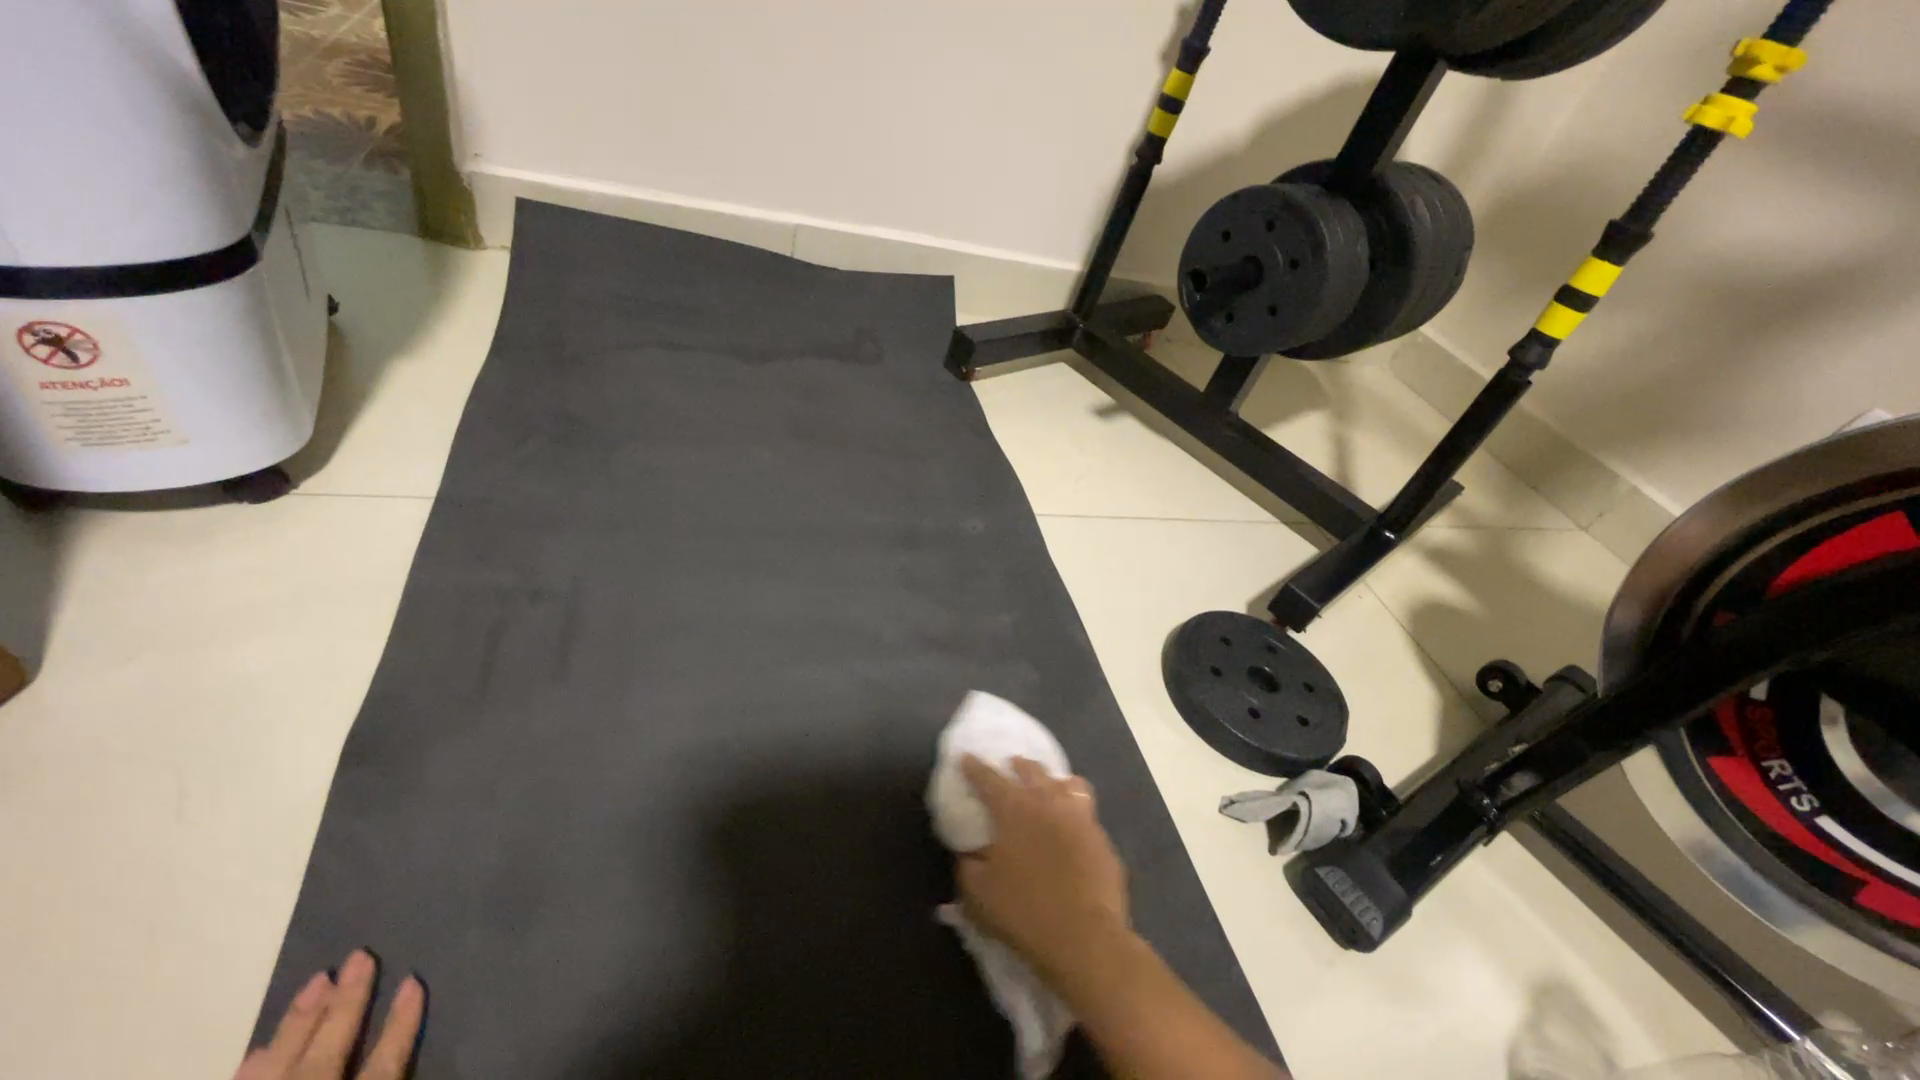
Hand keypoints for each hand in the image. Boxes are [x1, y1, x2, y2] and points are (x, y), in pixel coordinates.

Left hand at [234, 949, 424, 1079]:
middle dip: (349, 999)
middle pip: (332, 1045)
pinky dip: (254, 1064)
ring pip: (286, 1056)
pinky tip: (260, 1045)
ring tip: (318, 978)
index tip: (413, 981)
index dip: (401, 1023)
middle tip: (360, 954)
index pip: (384, 1063)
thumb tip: (415, 1025)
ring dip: (302, 1018)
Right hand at [956, 755, 1131, 981]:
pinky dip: (1075, 810)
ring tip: (1048, 787)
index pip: (988, 778)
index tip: (966, 758)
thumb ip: (968, 866)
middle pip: (1032, 770)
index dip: (974, 767)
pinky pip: (1086, 812)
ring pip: (1068, 783)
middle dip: (1018, 766)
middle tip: (1010, 767)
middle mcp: (1048, 802)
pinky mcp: (1102, 839)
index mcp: (1013, 809)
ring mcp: (1081, 818)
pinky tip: (1071, 825)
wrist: (1084, 936)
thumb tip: (969, 854)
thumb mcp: (978, 894)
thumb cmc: (1023, 911)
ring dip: (1053, 780)